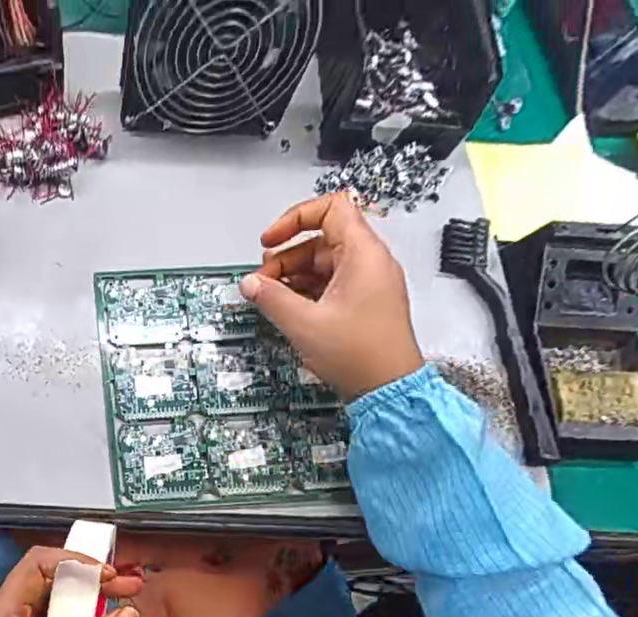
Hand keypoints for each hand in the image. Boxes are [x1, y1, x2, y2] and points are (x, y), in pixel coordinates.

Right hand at [241, 192, 423, 397]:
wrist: (387, 387)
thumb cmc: (362, 355)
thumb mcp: (304, 324)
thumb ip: (271, 299)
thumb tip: (251, 284)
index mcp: (363, 254)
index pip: (330, 208)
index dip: (295, 218)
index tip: (271, 239)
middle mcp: (369, 262)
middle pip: (321, 240)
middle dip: (286, 256)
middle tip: (262, 280)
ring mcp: (367, 282)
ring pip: (323, 263)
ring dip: (293, 276)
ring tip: (271, 296)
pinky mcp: (363, 301)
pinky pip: (330, 283)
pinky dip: (306, 290)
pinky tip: (289, 307)